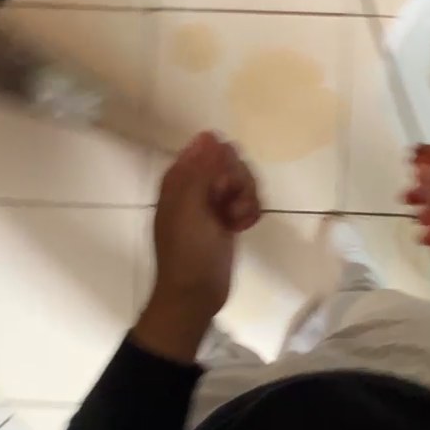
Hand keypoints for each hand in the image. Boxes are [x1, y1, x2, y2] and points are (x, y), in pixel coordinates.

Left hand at [132, 132, 261, 362]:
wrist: (195, 295)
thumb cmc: (187, 252)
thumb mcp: (190, 207)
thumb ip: (201, 169)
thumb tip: (210, 133)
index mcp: (180, 179)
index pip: (209, 149)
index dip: (221, 164)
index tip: (220, 183)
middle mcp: (197, 186)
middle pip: (231, 162)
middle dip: (238, 182)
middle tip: (228, 204)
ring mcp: (214, 203)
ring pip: (244, 180)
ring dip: (246, 199)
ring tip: (235, 220)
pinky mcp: (229, 218)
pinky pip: (249, 200)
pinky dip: (249, 212)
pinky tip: (242, 228)